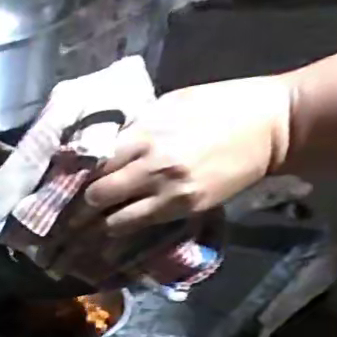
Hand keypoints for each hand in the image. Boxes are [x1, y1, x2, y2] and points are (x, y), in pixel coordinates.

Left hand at [84, 77, 295, 236]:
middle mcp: (151, 166)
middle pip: (96, 196)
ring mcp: (168, 192)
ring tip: (87, 226)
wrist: (272, 126)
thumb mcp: (168, 105)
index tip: (63, 183)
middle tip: (73, 208)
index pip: (92, 164)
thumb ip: (133, 128)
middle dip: (81, 204)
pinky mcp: (184, 209)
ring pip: (113, 220)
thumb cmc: (218, 105)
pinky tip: (112, 231)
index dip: (74, 176)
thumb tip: (100, 146)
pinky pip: (140, 227)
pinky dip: (122, 229)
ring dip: (99, 223)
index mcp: (144, 134)